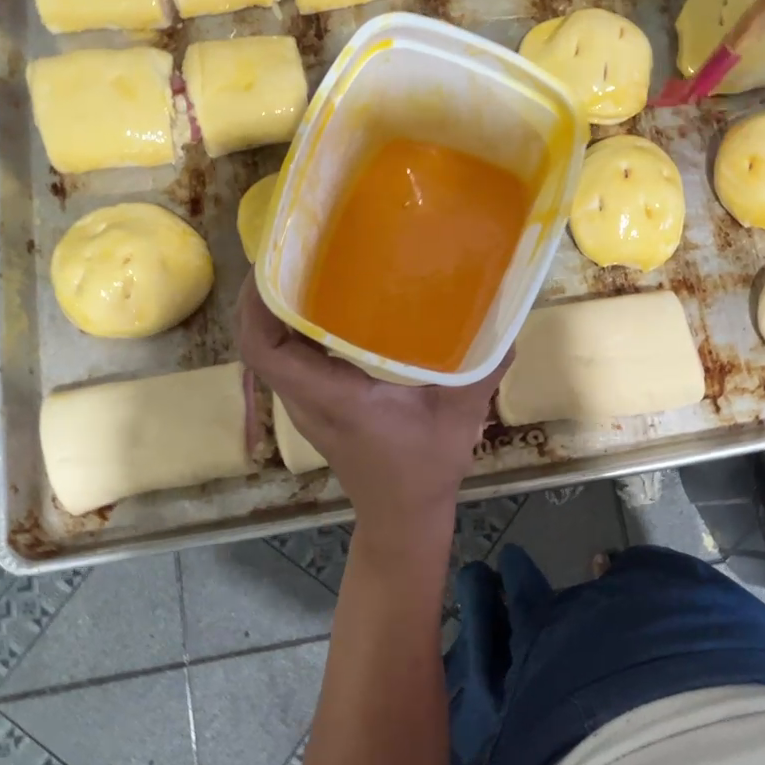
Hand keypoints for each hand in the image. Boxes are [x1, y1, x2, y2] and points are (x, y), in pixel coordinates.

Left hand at [236, 275, 506, 529]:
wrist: (403, 515)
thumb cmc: (426, 469)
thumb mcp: (460, 417)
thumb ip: (482, 368)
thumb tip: (506, 318)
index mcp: (332, 397)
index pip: (265, 350)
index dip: (257, 304)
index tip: (274, 262)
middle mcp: (306, 399)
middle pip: (259, 341)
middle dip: (266, 292)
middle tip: (295, 248)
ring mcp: (304, 404)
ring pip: (272, 349)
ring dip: (277, 308)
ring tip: (308, 265)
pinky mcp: (314, 404)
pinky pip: (290, 357)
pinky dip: (295, 327)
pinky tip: (330, 304)